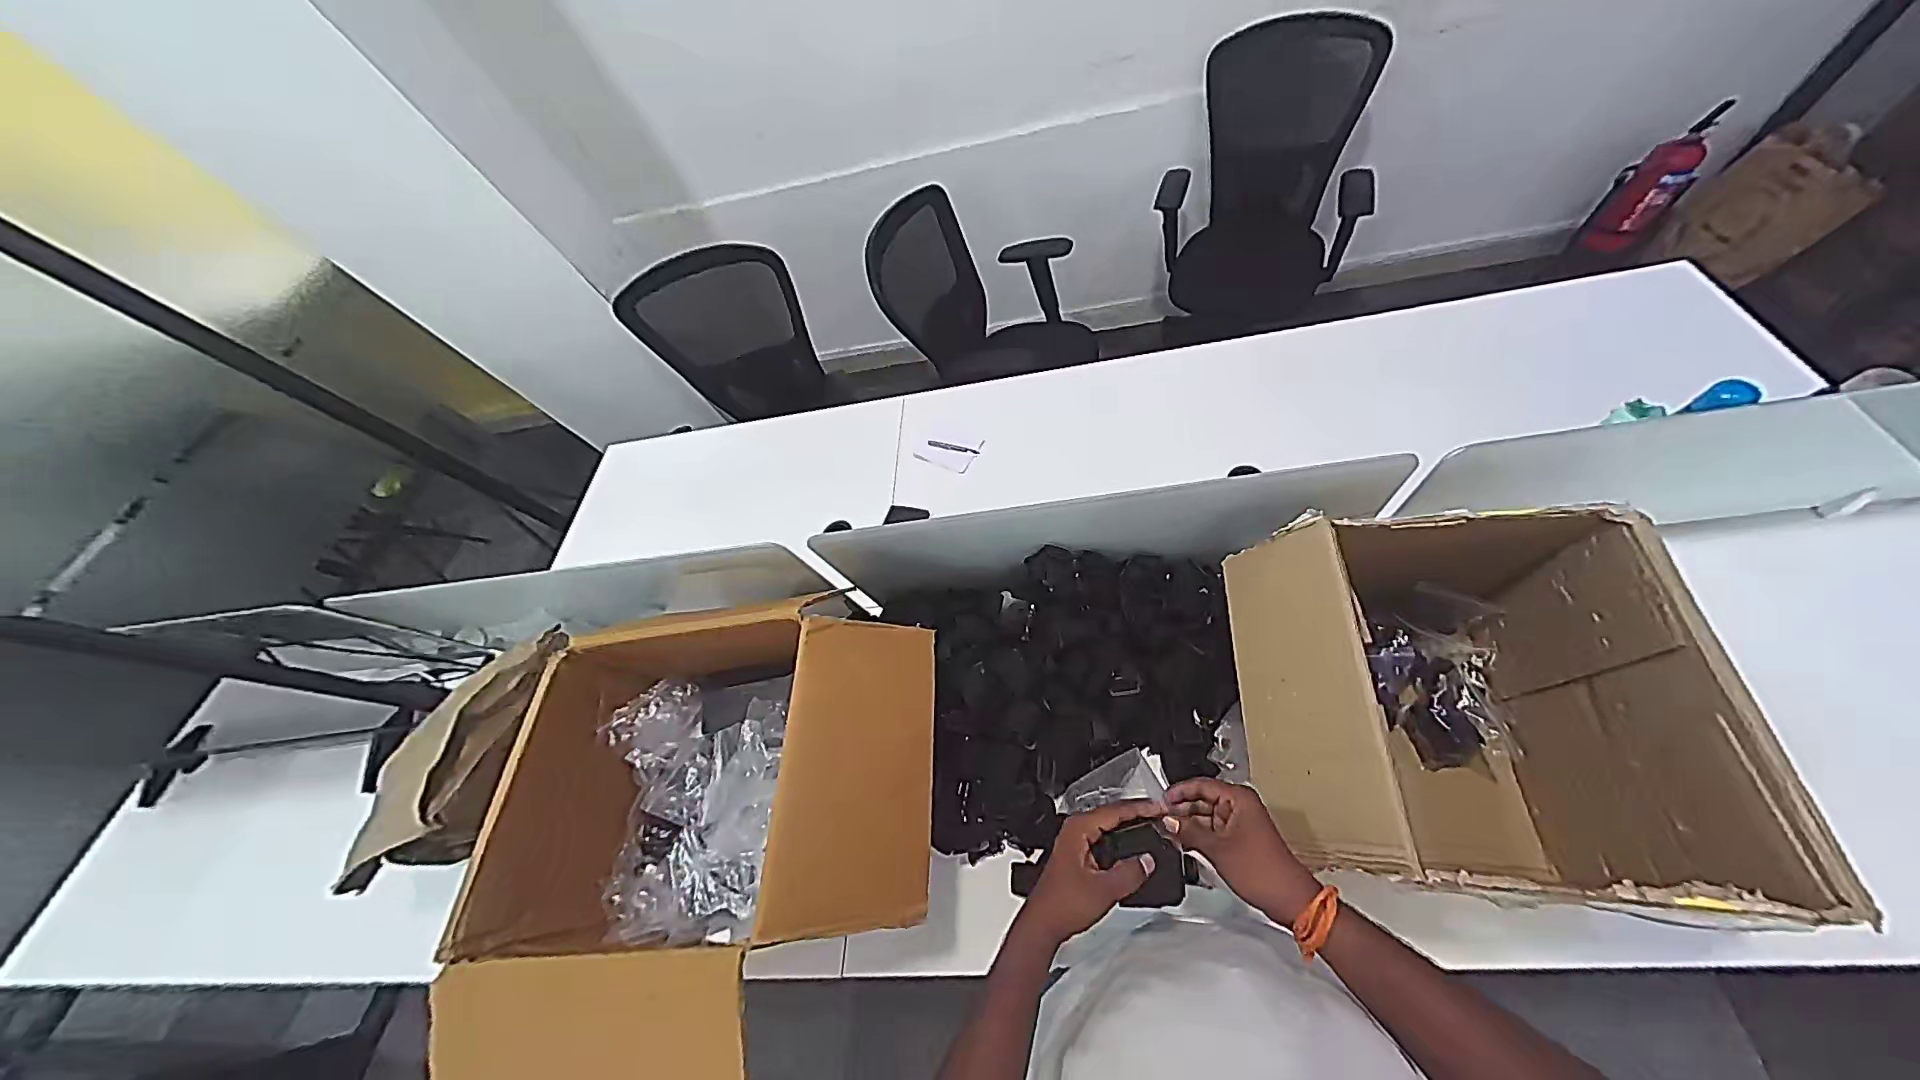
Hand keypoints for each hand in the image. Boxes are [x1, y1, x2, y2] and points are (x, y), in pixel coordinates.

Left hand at [1017, 800, 1162, 946]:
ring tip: (1152, 831)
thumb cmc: (1061, 904)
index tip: (1159, 809)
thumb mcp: (1104, 889)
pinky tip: (1134, 852)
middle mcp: (1075, 830)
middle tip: (1160, 817)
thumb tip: (1147, 861)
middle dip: (1137, 815)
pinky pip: (1105, 841)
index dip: (1141, 808)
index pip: (1116, 810)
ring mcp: (1076, 842)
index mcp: (1078, 828)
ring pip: (1109, 828)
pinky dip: (1122, 843)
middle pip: (1112, 815)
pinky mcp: (1079, 856)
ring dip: (1130, 829)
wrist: (1043, 924)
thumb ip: (1130, 873)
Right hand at [1165, 778, 1319, 921]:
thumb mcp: (1217, 848)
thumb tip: (1169, 821)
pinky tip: (1184, 842)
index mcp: (1239, 798)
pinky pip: (1213, 830)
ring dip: (1189, 824)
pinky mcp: (1240, 838)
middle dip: (1181, 810)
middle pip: (1202, 799)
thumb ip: (1188, 831)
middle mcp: (1241, 806)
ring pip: (1206, 816)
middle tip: (1162, 819)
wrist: (1289, 900)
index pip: (1201, 784)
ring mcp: (1241, 823)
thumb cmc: (1266, 872)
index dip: (1178, 792)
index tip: (1161, 801)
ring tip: (1169, 832)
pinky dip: (1199, 835)